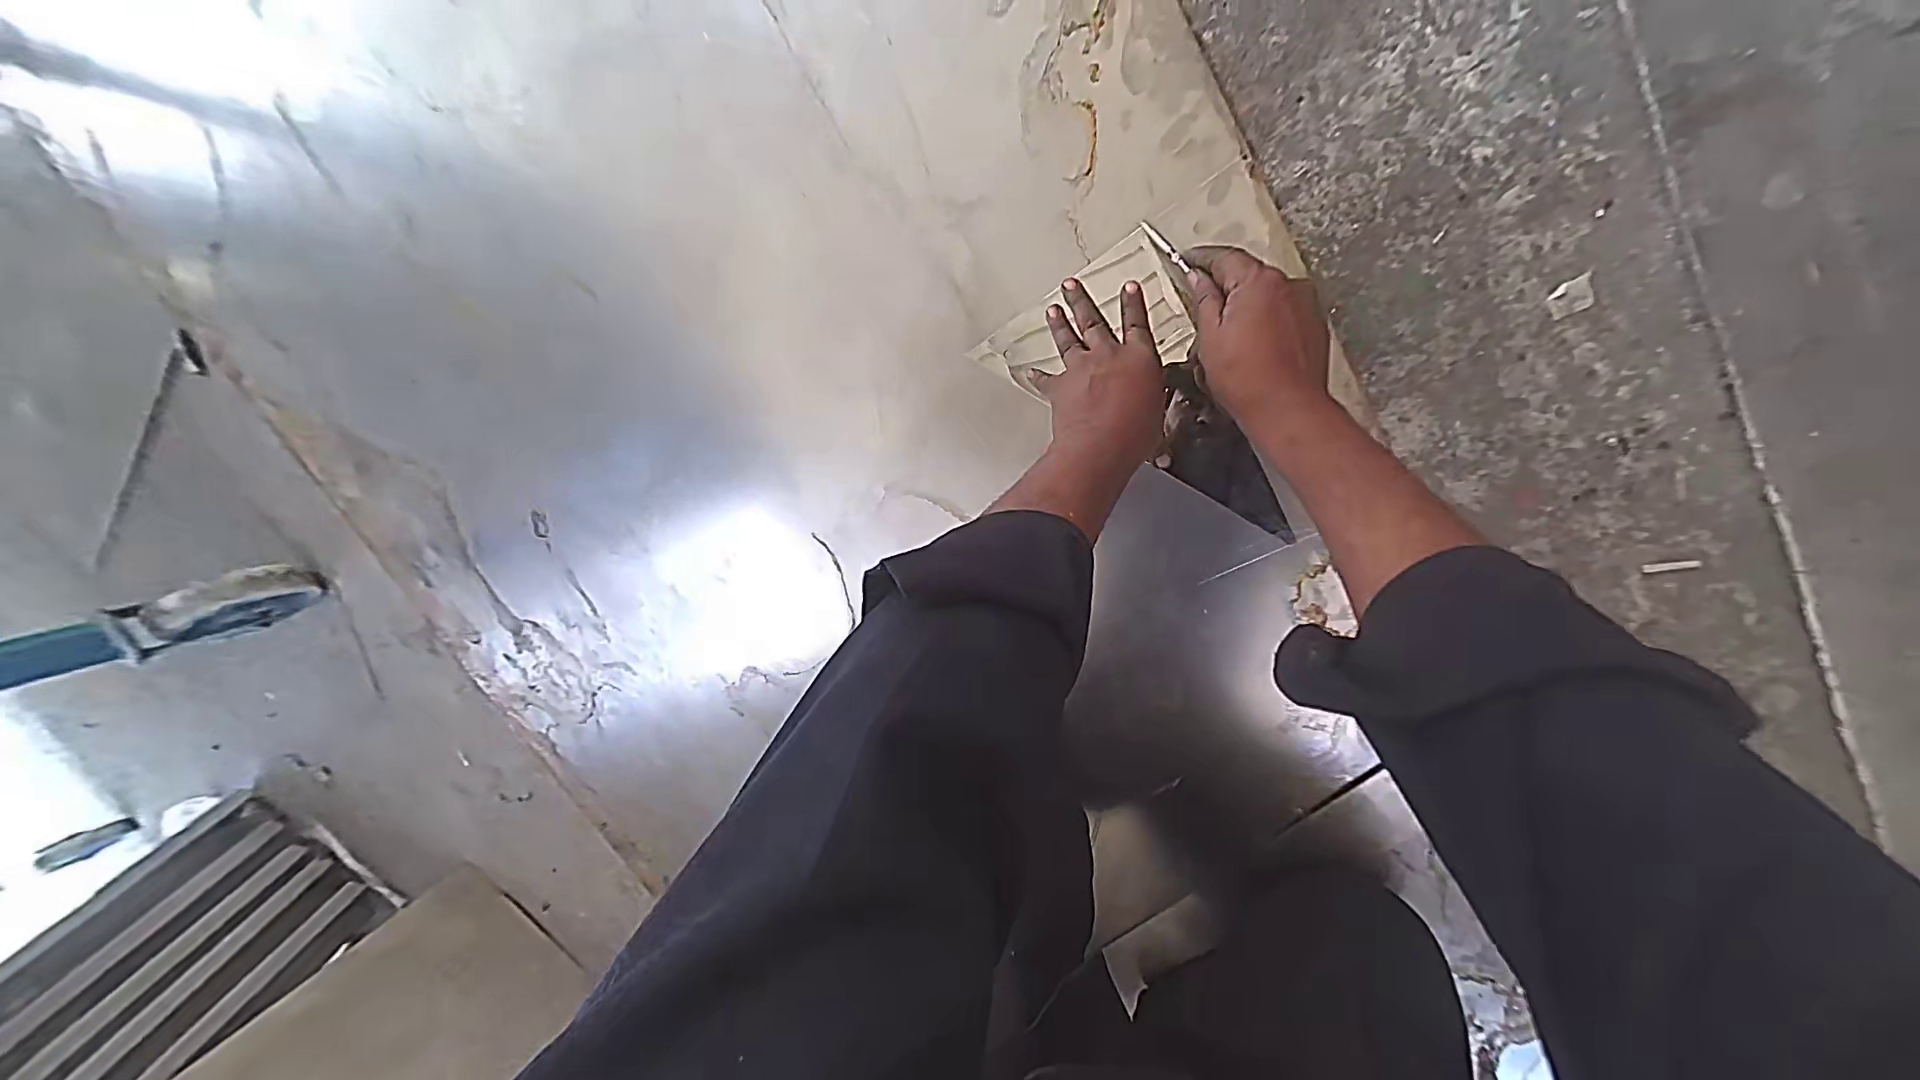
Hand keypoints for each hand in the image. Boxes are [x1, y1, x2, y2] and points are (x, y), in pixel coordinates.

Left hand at [1033, 277, 1168, 466]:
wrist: (1100, 447)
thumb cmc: (1132, 435)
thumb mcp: (1157, 411)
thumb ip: (1151, 397)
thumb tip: (1150, 400)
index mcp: (1139, 358)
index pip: (1137, 323)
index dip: (1133, 304)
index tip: (1129, 287)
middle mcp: (1107, 356)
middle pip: (1093, 321)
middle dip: (1082, 300)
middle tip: (1072, 285)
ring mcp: (1081, 369)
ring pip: (1067, 338)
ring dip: (1059, 322)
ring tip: (1053, 308)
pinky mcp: (1060, 388)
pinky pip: (1045, 380)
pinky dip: (1038, 376)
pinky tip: (1031, 371)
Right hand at [1184, 247, 1333, 427]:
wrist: (1286, 408)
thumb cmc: (1248, 379)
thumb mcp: (1209, 337)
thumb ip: (1203, 300)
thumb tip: (1198, 279)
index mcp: (1258, 281)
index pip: (1224, 257)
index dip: (1201, 259)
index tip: (1188, 261)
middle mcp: (1287, 284)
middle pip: (1247, 276)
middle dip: (1223, 290)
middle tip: (1201, 310)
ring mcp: (1304, 304)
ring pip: (1264, 296)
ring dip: (1244, 309)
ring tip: (1227, 342)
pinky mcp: (1312, 325)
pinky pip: (1281, 314)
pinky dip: (1264, 324)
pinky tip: (1251, 350)